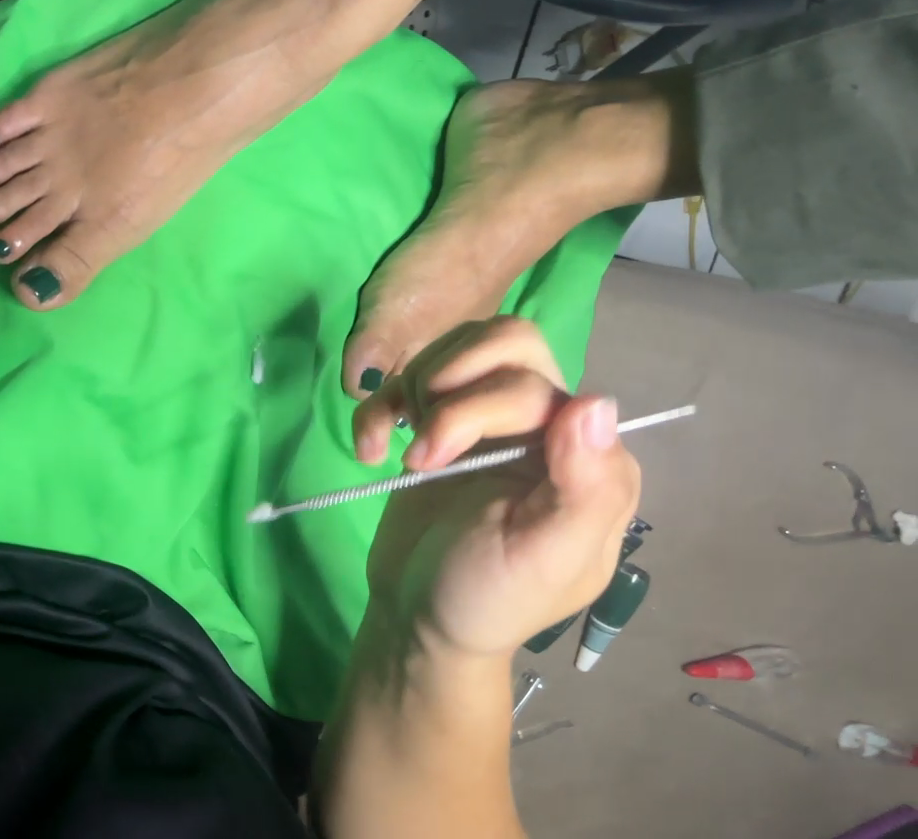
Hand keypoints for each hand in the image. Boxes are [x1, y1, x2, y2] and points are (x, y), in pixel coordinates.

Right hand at [351, 317, 640, 657]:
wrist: (419, 619)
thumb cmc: (490, 597)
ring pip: (452, 352)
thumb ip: (584, 486)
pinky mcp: (430, 429)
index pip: (531, 379)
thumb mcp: (545, 557)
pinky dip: (374, 410)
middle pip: (500, 344)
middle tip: (419, 441)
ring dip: (408, 391)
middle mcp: (538, 426)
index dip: (472, 404)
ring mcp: (483, 425)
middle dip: (443, 381)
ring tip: (399, 451)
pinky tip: (367, 451)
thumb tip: (596, 402)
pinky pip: (402, 383)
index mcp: (580, 455)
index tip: (430, 458)